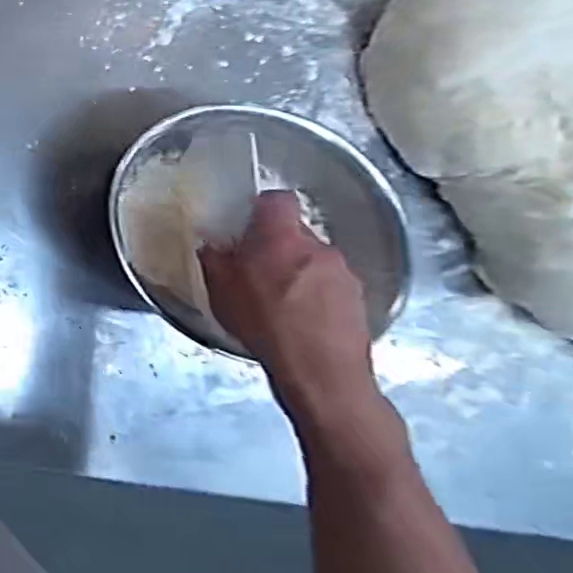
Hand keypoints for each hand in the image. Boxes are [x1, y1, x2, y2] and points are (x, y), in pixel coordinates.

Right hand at [200, 192, 382, 433]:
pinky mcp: (358, 301)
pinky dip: (315, 295)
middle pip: (295, 232)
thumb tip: (214, 245)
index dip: (262, 207)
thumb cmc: (264, 322)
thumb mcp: (220, 289)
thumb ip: (214, 258)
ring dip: (297, 271)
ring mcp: (344, 275)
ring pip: (314, 260)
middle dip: (277, 246)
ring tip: (278, 300)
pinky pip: (330, 286)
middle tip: (255, 268)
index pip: (277, 199)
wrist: (321, 373)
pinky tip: (299, 319)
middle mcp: (318, 247)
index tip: (248, 223)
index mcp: (281, 237)